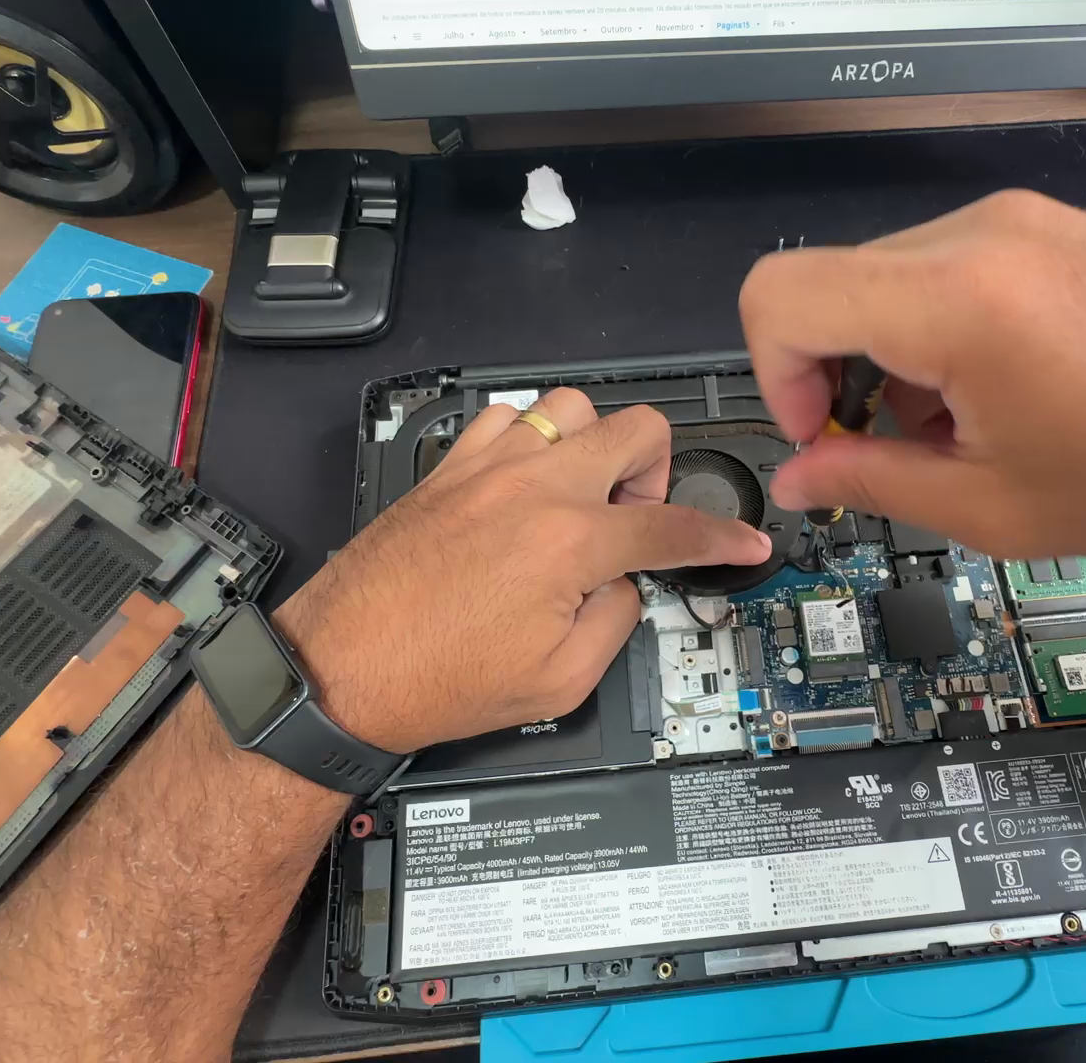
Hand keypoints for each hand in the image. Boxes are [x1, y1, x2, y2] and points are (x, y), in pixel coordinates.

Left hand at [276, 389, 771, 753]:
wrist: (344, 669)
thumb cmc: (438, 678)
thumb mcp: (560, 680)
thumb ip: (618, 618)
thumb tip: (628, 581)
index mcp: (569, 545)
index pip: (674, 526)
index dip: (723, 535)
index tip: (742, 539)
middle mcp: (533, 489)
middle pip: (637, 430)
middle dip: (660, 471)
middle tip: (637, 516)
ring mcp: (488, 468)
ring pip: (573, 405)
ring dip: (597, 443)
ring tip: (585, 491)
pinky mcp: (450, 468)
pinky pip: (507, 416)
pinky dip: (534, 439)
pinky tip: (529, 480)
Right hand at [739, 190, 1085, 561]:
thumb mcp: (992, 506)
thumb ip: (869, 482)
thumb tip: (795, 481)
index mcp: (955, 300)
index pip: (779, 298)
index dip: (775, 379)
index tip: (821, 439)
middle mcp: (979, 234)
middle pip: (824, 287)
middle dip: (826, 375)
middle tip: (881, 448)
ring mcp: (1022, 221)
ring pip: (879, 280)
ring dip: (880, 358)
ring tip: (949, 430)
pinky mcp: (1053, 229)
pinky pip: (942, 271)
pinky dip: (929, 334)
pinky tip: (991, 393)